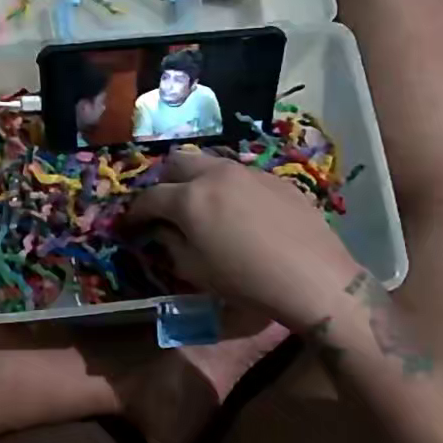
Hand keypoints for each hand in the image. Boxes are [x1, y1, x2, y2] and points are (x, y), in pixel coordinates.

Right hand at [125, 150, 362, 329]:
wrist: (312, 277)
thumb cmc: (245, 280)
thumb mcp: (195, 270)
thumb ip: (170, 243)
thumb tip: (162, 230)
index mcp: (189, 198)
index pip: (149, 197)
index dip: (134, 213)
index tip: (129, 226)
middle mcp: (215, 174)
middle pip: (177, 162)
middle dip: (163, 182)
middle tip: (164, 207)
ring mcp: (248, 172)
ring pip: (210, 162)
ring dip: (196, 179)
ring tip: (201, 205)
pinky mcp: (275, 179)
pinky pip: (240, 175)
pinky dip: (227, 187)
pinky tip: (238, 212)